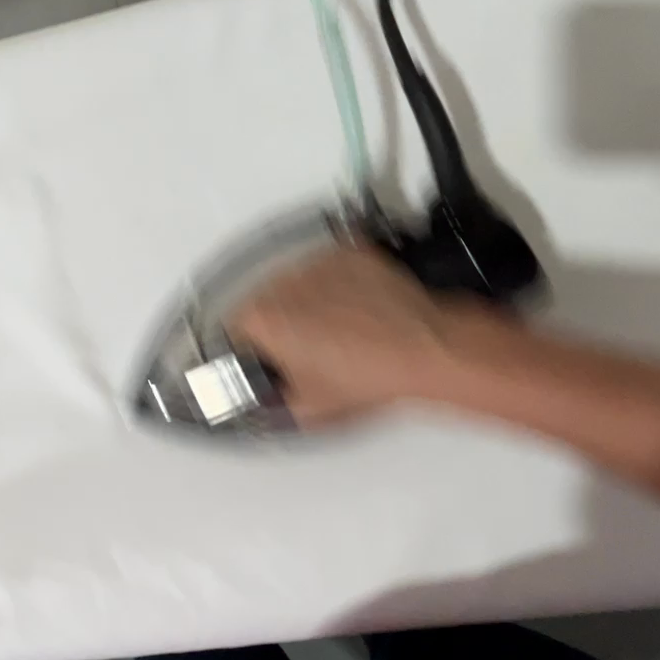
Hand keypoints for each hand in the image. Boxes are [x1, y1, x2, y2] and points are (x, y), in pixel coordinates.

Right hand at [228, 245, 462, 425]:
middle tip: (305, 345)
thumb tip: (271, 402)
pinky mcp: (346, 253)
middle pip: (264, 300)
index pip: (234, 328)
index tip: (263, 356)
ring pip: (296, 282)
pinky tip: (355, 307)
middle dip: (278, 320)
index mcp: (261, 318)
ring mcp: (314, 263)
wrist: (424, 349)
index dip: (250, 347)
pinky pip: (329, 267)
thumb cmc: (368, 374)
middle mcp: (280, 283)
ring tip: (337, 326)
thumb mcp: (310, 406)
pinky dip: (337, 283)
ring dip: (306, 299)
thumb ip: (275, 401)